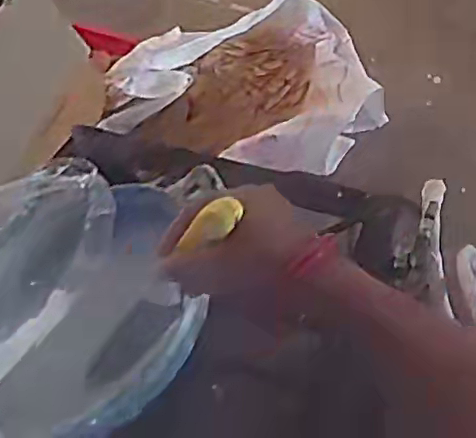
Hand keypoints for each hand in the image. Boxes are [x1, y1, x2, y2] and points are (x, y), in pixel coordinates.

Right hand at [159, 186, 319, 299]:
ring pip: (233, 229)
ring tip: (199, 279)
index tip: (163, 258)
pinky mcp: (285, 233)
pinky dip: (232, 255)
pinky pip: (249, 239)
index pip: (200, 204)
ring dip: (213, 251)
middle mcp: (261, 196)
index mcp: (244, 195)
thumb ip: (185, 265)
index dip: (176, 230)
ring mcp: (276, 213)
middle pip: (217, 215)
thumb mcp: (215, 268)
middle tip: (180, 269)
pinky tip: (226, 278)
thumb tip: (165, 266)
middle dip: (195, 242)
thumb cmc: (260, 266)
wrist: (312, 279)